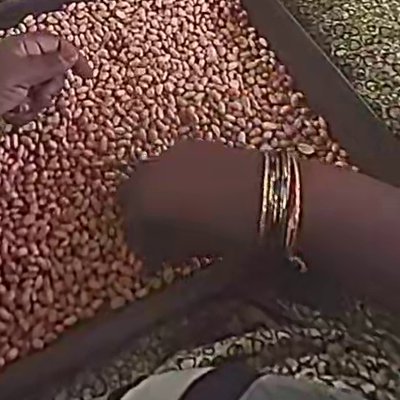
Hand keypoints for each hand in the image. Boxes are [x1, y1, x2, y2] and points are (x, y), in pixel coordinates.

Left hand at [0, 31, 84, 127]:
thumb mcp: (23, 72)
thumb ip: (50, 63)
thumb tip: (72, 54)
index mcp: (22, 46)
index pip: (57, 44)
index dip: (72, 58)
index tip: (86, 76)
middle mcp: (21, 61)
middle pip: (54, 71)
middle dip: (49, 86)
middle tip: (37, 94)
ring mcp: (16, 81)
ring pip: (44, 91)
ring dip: (36, 102)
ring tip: (20, 106)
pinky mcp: (11, 100)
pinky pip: (31, 105)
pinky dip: (25, 111)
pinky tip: (12, 113)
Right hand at [119, 139, 264, 265]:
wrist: (272, 194)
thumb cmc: (229, 232)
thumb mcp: (190, 248)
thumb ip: (162, 248)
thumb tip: (151, 253)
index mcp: (143, 200)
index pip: (127, 224)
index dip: (137, 241)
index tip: (149, 256)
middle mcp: (151, 170)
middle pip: (130, 190)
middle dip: (138, 210)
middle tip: (155, 232)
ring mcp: (173, 153)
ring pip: (151, 172)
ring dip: (156, 191)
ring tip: (176, 212)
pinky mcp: (195, 144)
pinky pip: (172, 163)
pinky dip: (174, 177)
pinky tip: (194, 193)